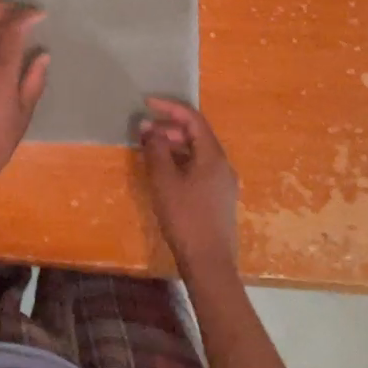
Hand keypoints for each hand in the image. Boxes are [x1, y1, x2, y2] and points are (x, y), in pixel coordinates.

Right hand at [138, 96, 239, 271]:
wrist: (209, 264)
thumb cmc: (185, 217)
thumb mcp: (164, 180)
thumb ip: (156, 149)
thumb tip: (148, 126)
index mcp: (213, 156)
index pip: (193, 119)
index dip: (169, 107)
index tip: (146, 103)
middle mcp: (223, 165)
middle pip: (196, 135)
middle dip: (169, 127)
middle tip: (144, 131)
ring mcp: (223, 183)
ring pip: (197, 152)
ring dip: (173, 145)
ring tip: (149, 150)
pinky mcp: (218, 198)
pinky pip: (199, 168)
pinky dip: (180, 161)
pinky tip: (163, 173)